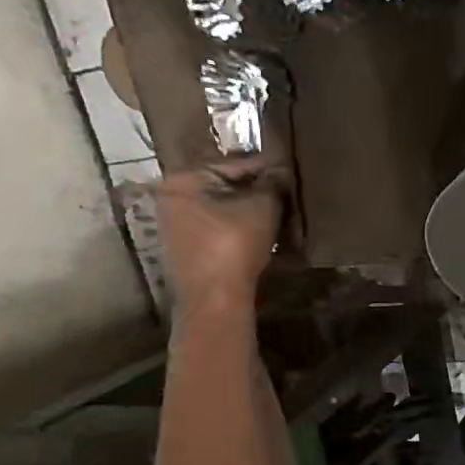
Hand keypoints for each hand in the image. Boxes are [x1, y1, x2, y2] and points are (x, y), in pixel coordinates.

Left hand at [154, 153, 289, 305]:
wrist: (215, 300)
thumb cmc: (234, 245)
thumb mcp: (263, 206)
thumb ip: (273, 181)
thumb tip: (282, 169)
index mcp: (184, 179)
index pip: (236, 164)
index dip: (268, 168)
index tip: (292, 171)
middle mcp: (173, 197)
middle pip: (226, 185)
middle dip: (257, 189)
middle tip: (289, 192)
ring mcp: (176, 224)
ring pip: (223, 207)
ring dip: (250, 209)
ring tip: (281, 211)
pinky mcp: (186, 247)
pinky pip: (218, 226)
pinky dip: (239, 226)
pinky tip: (263, 230)